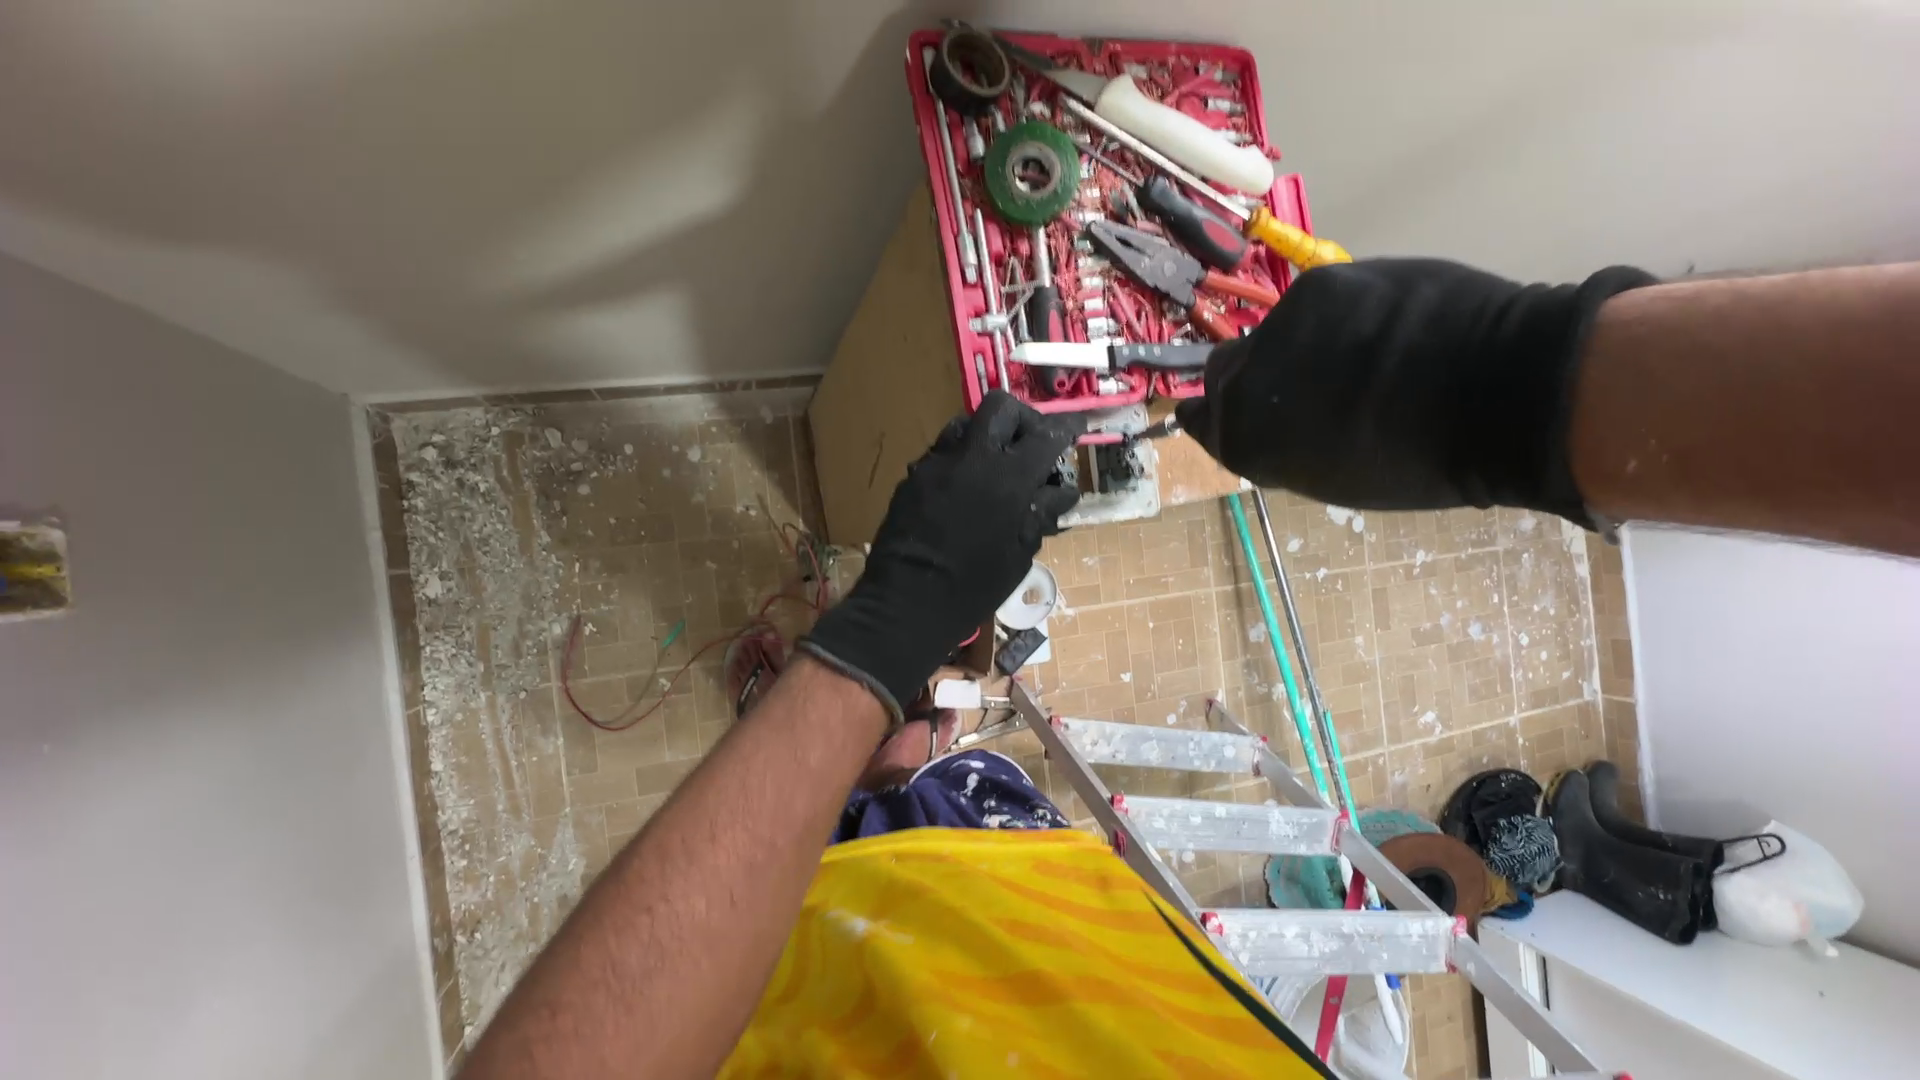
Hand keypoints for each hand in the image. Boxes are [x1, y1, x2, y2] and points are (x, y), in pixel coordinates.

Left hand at [800, 391, 1080, 720]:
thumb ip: (1042, 513)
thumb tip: (1061, 492)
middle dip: (1022, 419)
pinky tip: (963, 490)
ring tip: (994, 466)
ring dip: (986, 436)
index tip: (1076, 429)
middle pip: (1001, 407)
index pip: (1047, 434)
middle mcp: (973, 457)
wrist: (907, 601)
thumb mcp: (1020, 553)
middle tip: (1029, 445)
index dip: (1067, 428)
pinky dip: (960, 461)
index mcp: (1010, 477)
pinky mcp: (912, 476)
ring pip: (965, 424)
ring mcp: (937, 462)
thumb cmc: (975, 586)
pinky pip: (942, 454)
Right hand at [1175, 259, 1655, 527]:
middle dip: (1254, 376)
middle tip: (1303, 387)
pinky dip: (1337, 316)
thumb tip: (1260, 418)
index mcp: (1245, 435)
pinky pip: (1316, 303)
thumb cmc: (1417, 461)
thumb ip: (1277, 444)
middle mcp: (1245, 378)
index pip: (1200, 417)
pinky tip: (1381, 330)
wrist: (1500, 395)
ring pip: (1274, 331)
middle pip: (1225, 367)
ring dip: (1300, 343)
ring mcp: (1281, 326)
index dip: (1217, 416)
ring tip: (1358, 358)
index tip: (1242, 416)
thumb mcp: (1329, 473)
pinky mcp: (1323, 284)